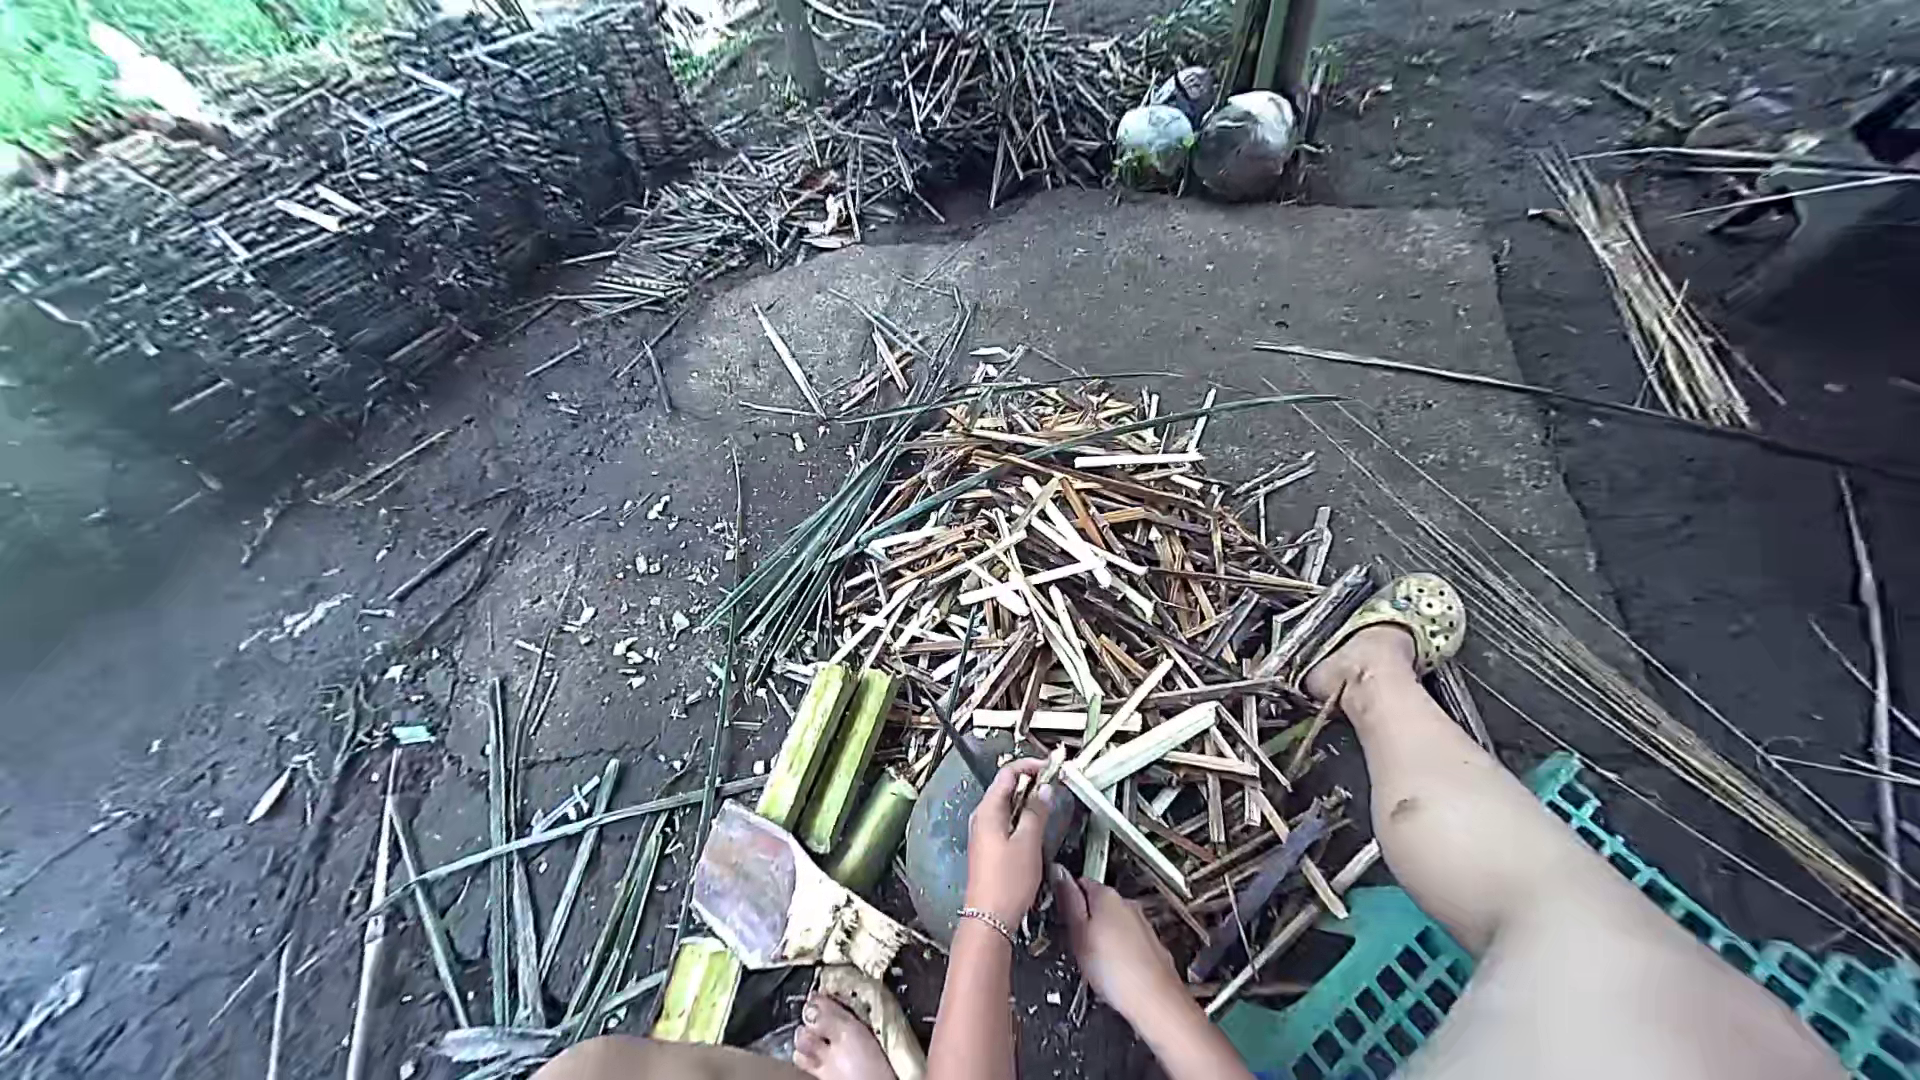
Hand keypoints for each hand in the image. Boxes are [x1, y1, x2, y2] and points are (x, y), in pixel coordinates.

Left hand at [963, 759, 1055, 924]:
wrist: (989, 919)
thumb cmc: (1006, 883)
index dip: (1029, 766)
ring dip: (1027, 801)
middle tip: (1052, 784)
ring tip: (1047, 804)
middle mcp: (982, 817)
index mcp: (988, 810)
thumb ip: (1036, 812)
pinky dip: (1021, 817)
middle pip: (1006, 786)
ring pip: (1007, 804)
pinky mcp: (988, 846)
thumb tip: (1043, 790)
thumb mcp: (1028, 843)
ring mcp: (983, 831)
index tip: (1049, 767)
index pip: (1007, 773)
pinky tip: (1034, 826)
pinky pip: (1005, 820)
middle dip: (1030, 782)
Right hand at [1051, 866, 1185, 1023]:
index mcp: (1106, 896)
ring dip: (1104, 938)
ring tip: (1098, 963)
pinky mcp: (1154, 946)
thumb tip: (1060, 874)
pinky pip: (1130, 943)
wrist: (1156, 1003)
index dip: (1069, 900)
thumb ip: (1068, 901)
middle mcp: (1127, 904)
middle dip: (1087, 921)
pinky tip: (1116, 973)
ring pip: (1115, 924)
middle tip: (1079, 945)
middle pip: (1098, 903)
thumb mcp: (1078, 934)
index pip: (1080, 882)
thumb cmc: (1116, 972)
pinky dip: (1122, 953)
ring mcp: (1143, 925)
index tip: (1065, 919)